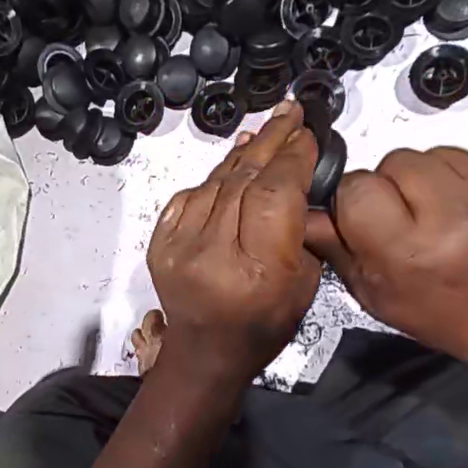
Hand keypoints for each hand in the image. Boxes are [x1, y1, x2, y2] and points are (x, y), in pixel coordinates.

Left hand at [147, 101, 322, 382]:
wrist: (206, 352)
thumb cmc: (259, 326)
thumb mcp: (303, 287)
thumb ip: (302, 232)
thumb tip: (296, 179)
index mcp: (257, 271)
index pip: (275, 193)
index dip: (292, 157)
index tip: (306, 137)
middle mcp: (213, 255)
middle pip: (244, 179)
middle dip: (272, 140)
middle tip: (289, 115)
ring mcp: (180, 248)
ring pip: (216, 181)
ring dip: (244, 152)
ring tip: (266, 131)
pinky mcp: (160, 243)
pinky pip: (191, 194)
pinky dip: (215, 175)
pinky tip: (232, 160)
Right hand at [305, 148, 467, 364]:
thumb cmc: (442, 313)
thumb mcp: (375, 293)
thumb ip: (337, 247)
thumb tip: (307, 214)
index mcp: (411, 250)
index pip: (358, 186)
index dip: (356, 201)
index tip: (367, 219)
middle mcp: (455, 217)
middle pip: (396, 161)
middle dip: (392, 185)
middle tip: (407, 219)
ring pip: (434, 154)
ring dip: (428, 178)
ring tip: (439, 214)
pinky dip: (463, 180)